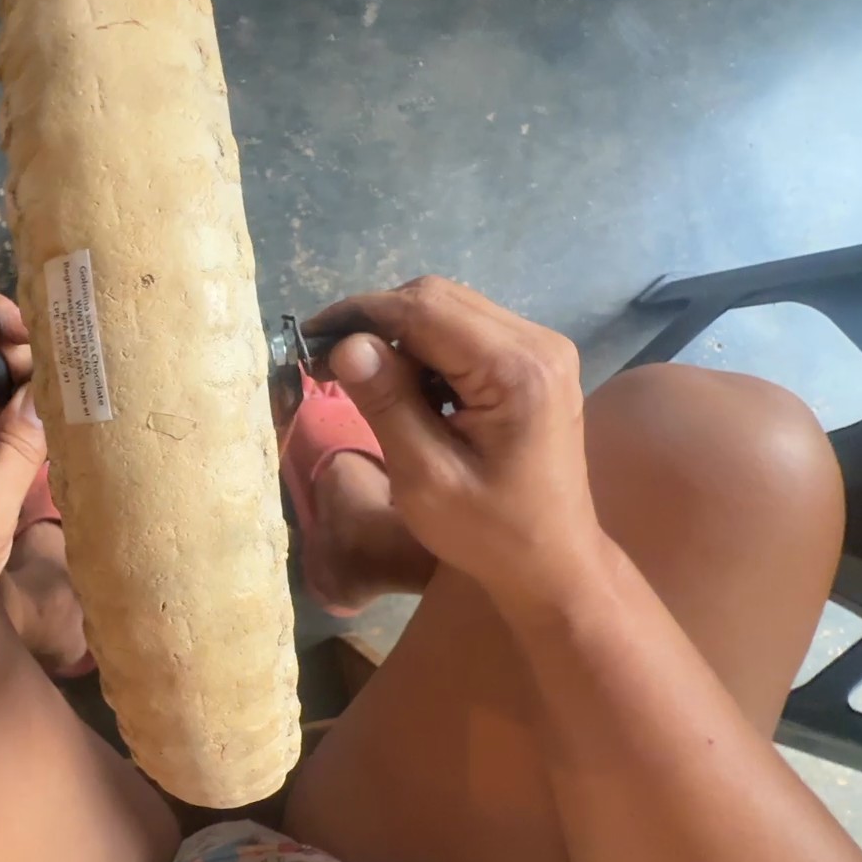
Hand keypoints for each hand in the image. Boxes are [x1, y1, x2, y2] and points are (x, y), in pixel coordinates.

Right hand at [305, 276, 605, 599]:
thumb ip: (387, 403)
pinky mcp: (530, 362)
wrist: (550, 562)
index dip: (360, 315)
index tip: (310, 339)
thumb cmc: (487, 532)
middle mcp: (536, 343)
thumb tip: (346, 345)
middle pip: (436, 299)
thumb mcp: (424, 476)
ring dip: (396, 336)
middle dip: (375, 323)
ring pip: (447, 310)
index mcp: (516, 370)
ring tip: (363, 379)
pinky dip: (422, 349)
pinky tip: (405, 388)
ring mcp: (538, 349)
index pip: (424, 310)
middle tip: (329, 364)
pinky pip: (463, 332)